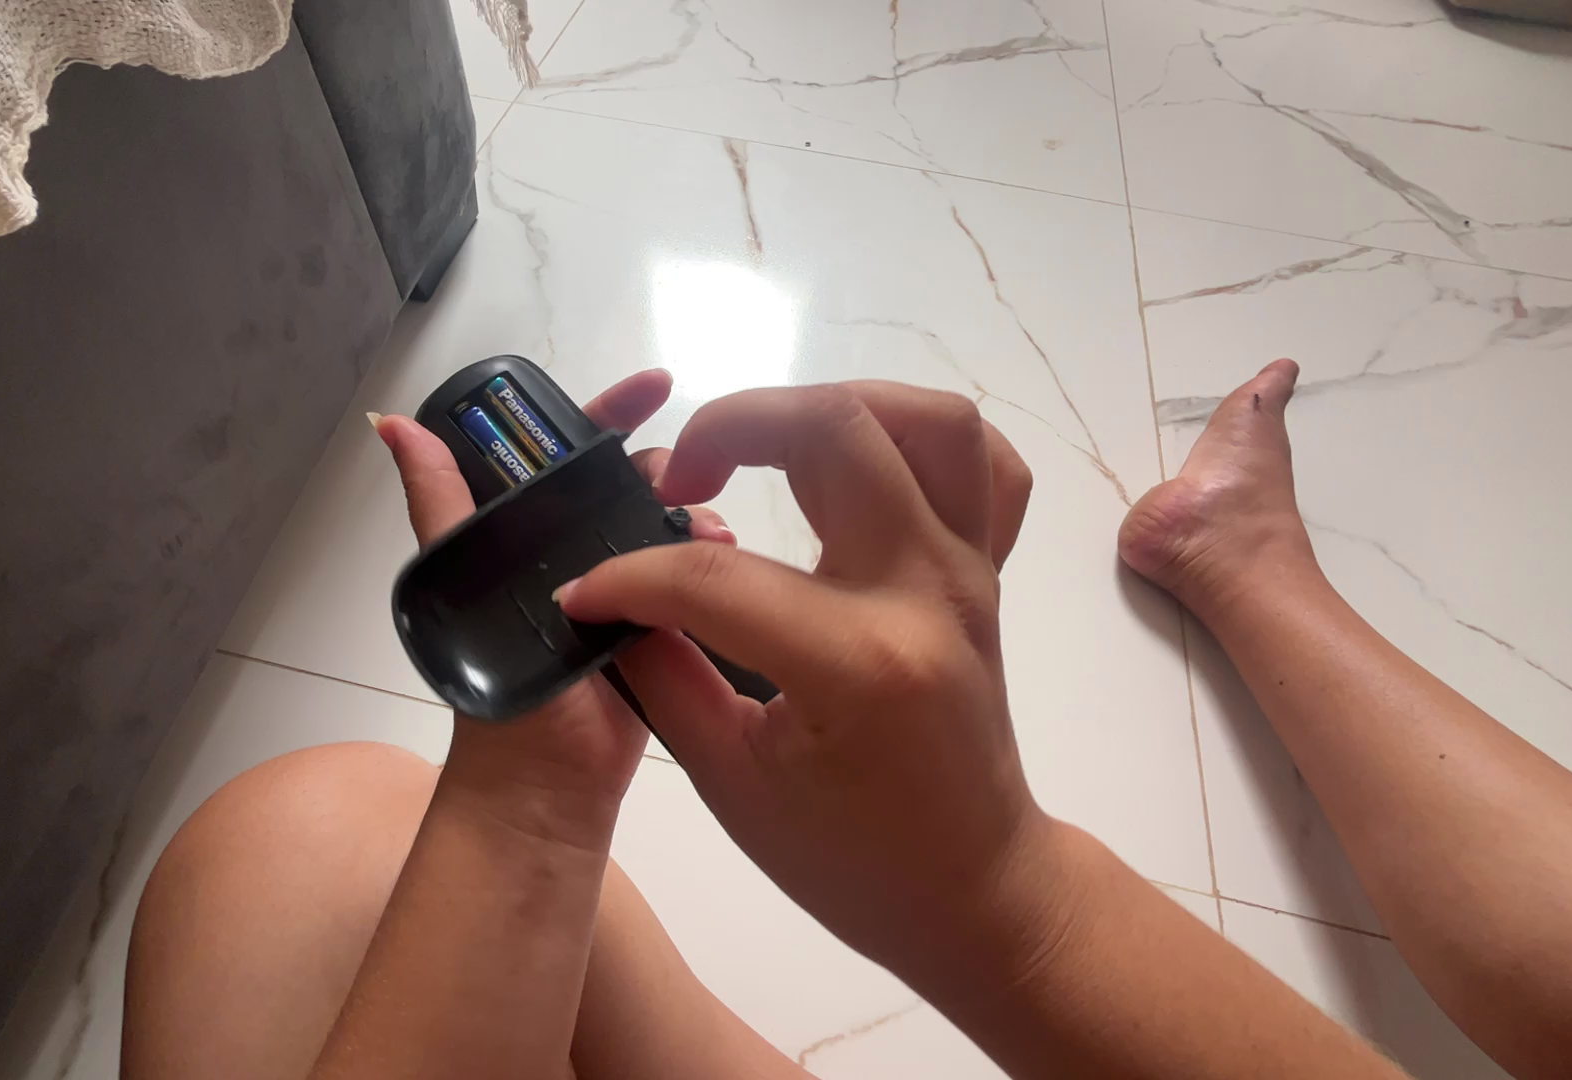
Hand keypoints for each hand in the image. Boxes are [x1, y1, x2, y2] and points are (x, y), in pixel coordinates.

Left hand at [376, 369, 733, 835]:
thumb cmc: (499, 685)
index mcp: (530, 534)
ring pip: (665, 528)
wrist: (549, 779)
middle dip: (663, 468)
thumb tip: (391, 425)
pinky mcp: (658, 623)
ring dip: (692, 515)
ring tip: (711, 526)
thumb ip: (442, 506)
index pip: (568, 454)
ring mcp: (623, 586)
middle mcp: (578, 551)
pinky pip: (688, 577)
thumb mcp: (460, 581)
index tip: (654, 386)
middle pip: (628, 486)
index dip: (606, 414)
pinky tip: (726, 557)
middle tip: (688, 479)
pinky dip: (708, 561)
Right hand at [554, 382, 1037, 972]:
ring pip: (929, 418)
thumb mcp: (729, 777)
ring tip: (767, 446)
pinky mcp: (987, 569)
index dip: (628, 575)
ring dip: (832, 405)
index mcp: (857, 662)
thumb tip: (611, 600)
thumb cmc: (848, 859)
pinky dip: (916, 437)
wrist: (971, 885)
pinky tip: (861, 464)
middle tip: (683, 476)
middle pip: (835, 430)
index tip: (583, 590)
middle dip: (731, 425)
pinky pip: (982, 461)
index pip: (715, 575)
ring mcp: (971, 569)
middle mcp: (926, 590)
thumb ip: (661, 671)